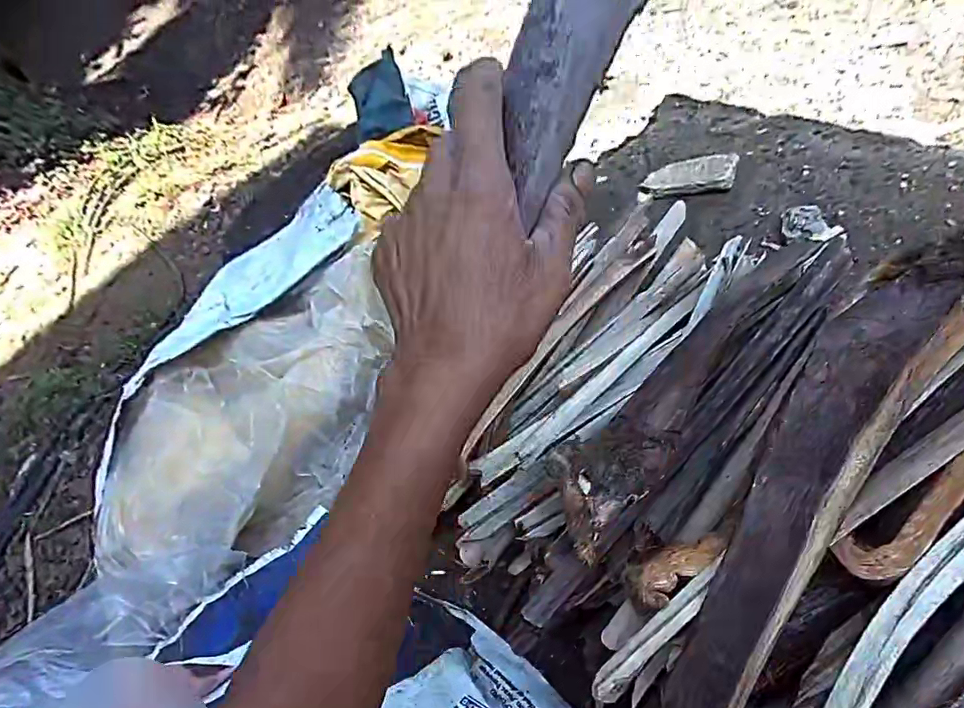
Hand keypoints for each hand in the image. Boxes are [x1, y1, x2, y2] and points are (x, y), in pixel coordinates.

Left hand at [371, 58, 591, 431]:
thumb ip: (564, 214)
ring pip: (429, 184)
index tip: (501, 89)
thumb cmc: (503, 322)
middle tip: (499, 196)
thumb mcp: (551, 274)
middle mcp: (435, 193)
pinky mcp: (386, 249)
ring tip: (472, 246)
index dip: (487, 82)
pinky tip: (446, 271)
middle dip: (476, 155)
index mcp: (480, 189)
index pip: (474, 99)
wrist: (443, 369)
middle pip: (452, 142)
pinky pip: (410, 222)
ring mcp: (403, 221)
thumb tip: (577, 174)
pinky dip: (429, 231)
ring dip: (451, 197)